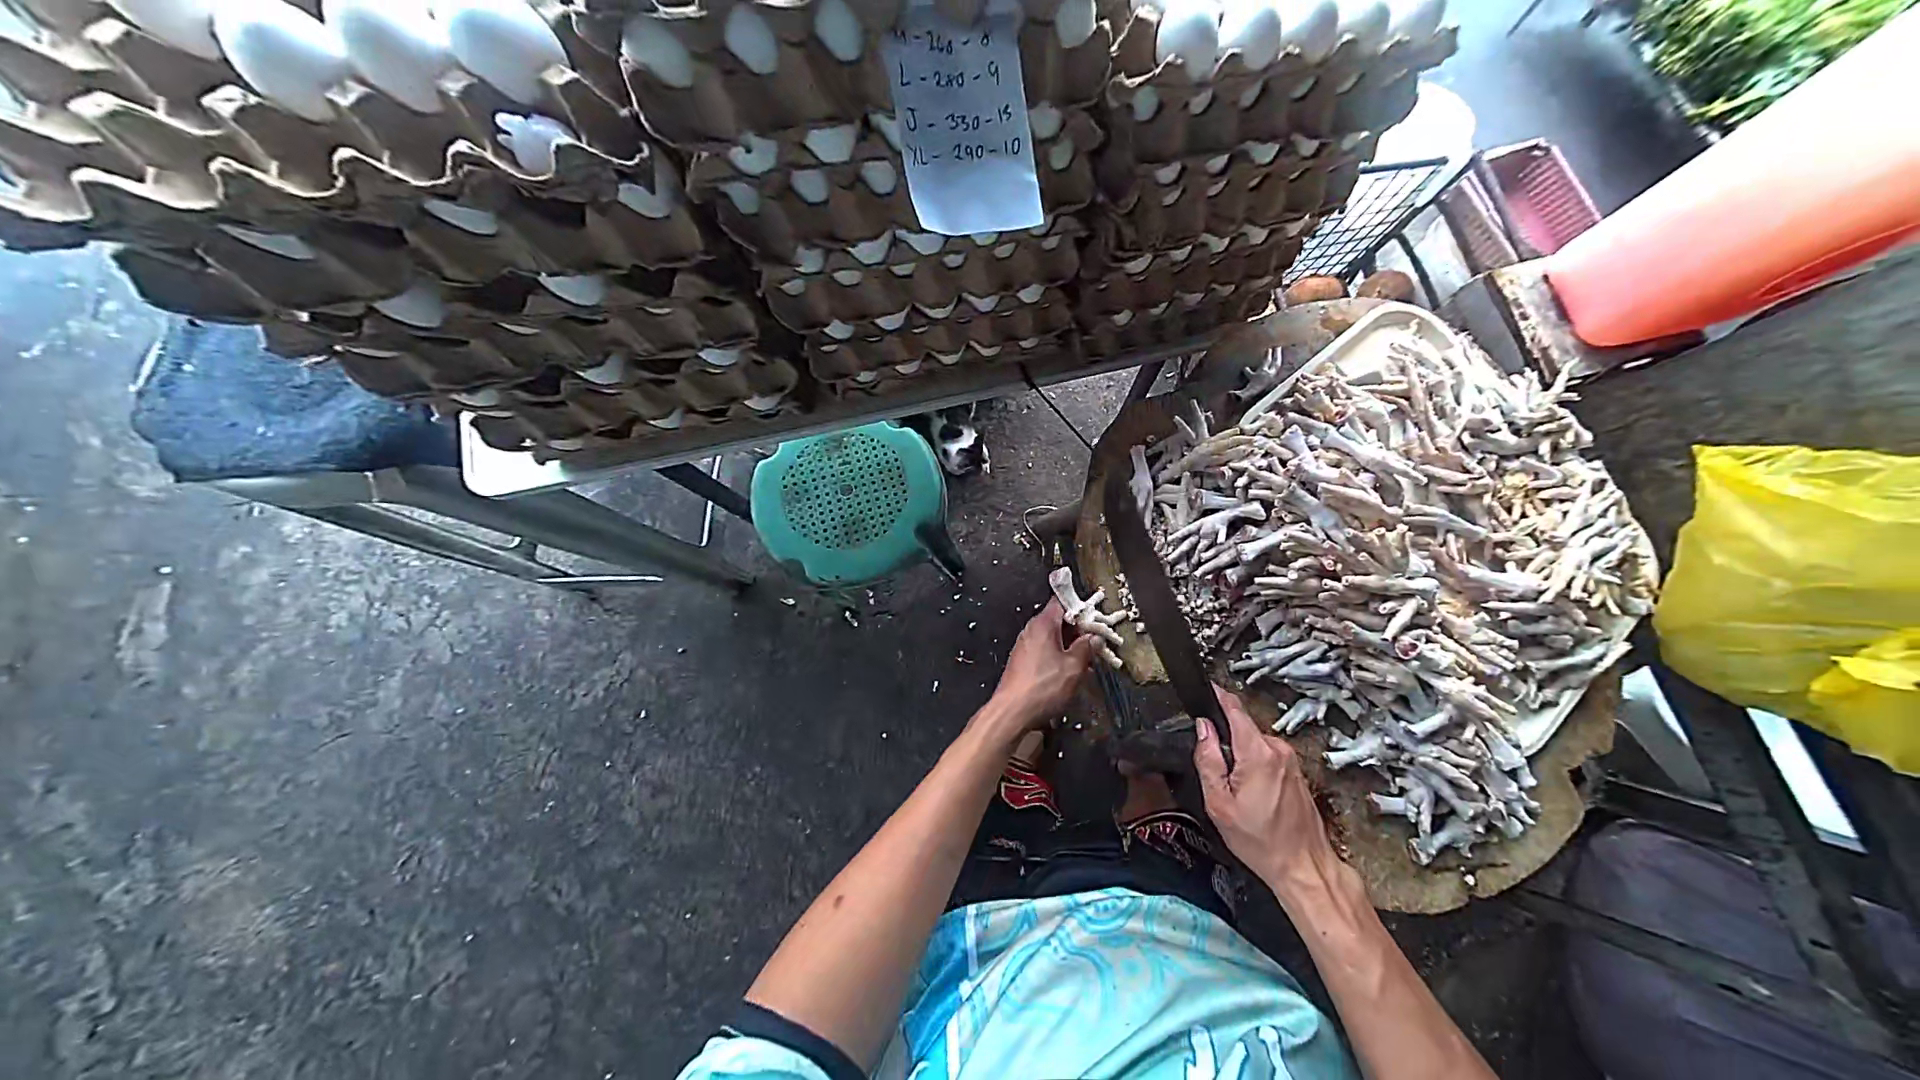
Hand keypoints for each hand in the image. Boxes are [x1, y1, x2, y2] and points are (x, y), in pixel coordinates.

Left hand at [982, 599, 1094, 735]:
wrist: (1012, 712)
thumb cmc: (1043, 687)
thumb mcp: (1074, 667)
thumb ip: (1087, 648)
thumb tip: (1093, 638)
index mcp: (1043, 624)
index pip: (1062, 602)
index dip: (1081, 608)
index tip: (1097, 618)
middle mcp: (1031, 631)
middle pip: (1058, 621)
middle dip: (1079, 631)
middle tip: (1097, 643)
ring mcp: (1025, 646)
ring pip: (1052, 638)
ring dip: (1070, 647)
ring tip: (1088, 661)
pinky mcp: (1022, 662)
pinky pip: (1044, 652)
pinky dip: (1059, 657)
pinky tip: (1070, 673)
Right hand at [1193, 686, 1341, 901]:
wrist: (1303, 867)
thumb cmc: (1262, 841)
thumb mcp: (1218, 802)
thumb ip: (1207, 759)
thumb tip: (1203, 729)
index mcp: (1258, 753)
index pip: (1234, 708)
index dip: (1217, 696)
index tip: (1205, 689)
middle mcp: (1278, 751)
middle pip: (1241, 728)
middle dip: (1224, 741)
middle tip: (1216, 773)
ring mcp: (1290, 761)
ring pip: (1253, 743)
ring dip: (1239, 757)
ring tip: (1236, 792)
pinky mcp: (1295, 771)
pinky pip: (1266, 757)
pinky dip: (1253, 767)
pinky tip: (1252, 796)